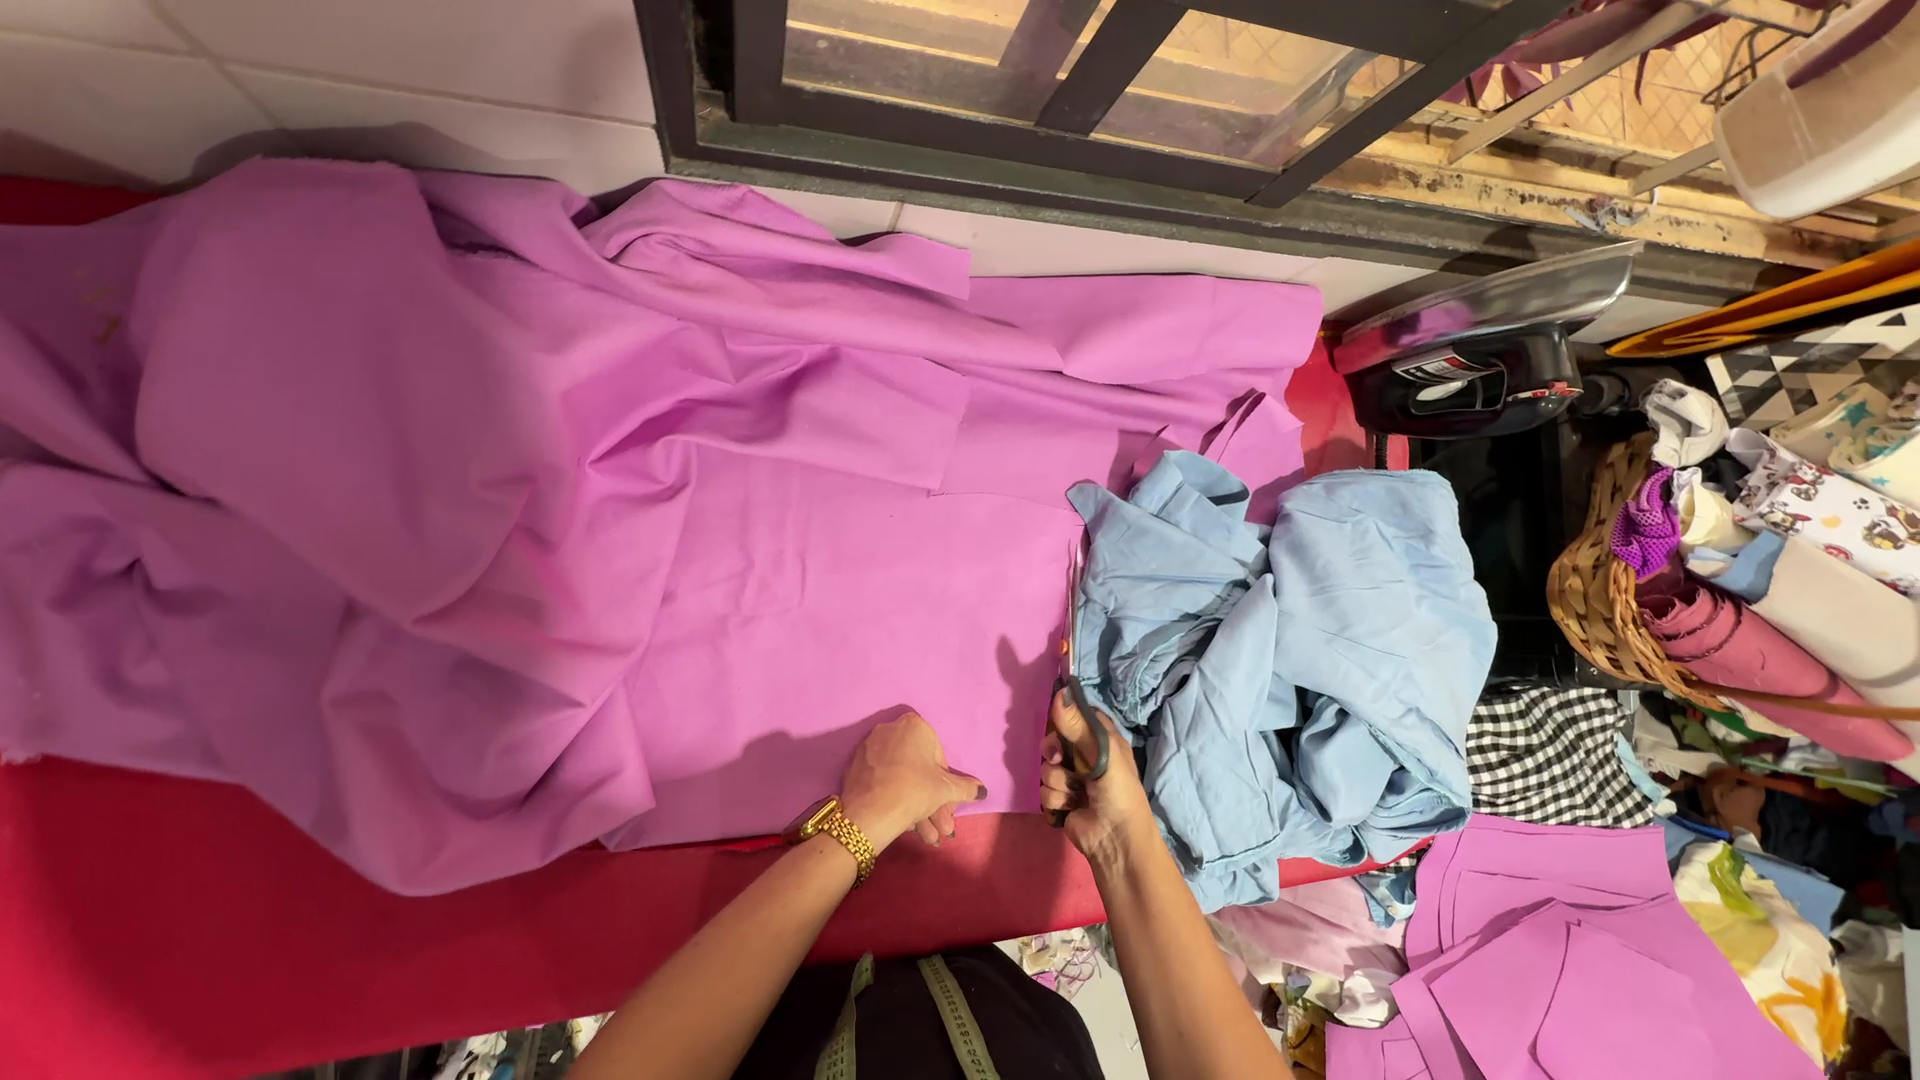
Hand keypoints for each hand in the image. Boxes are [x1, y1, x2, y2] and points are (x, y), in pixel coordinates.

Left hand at [840, 710, 986, 850]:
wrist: (871, 812)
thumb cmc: (915, 790)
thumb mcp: (946, 790)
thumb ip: (966, 788)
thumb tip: (982, 790)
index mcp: (914, 726)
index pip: (938, 756)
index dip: (945, 784)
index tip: (946, 804)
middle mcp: (889, 730)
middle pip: (918, 770)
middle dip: (932, 802)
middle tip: (941, 827)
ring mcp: (869, 748)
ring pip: (901, 779)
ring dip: (918, 808)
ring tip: (927, 836)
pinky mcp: (855, 768)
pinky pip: (883, 782)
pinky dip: (896, 800)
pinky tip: (906, 826)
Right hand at [1041, 686, 1153, 867]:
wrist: (1116, 841)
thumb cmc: (1119, 793)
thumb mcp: (1103, 756)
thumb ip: (1079, 727)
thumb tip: (1059, 693)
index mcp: (1102, 740)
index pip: (1076, 716)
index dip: (1063, 717)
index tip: (1055, 719)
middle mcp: (1086, 756)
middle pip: (1054, 740)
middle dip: (1053, 752)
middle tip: (1059, 760)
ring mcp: (1072, 779)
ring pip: (1046, 767)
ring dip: (1058, 781)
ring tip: (1075, 794)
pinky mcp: (1060, 799)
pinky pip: (1043, 790)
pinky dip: (1056, 799)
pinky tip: (1070, 807)